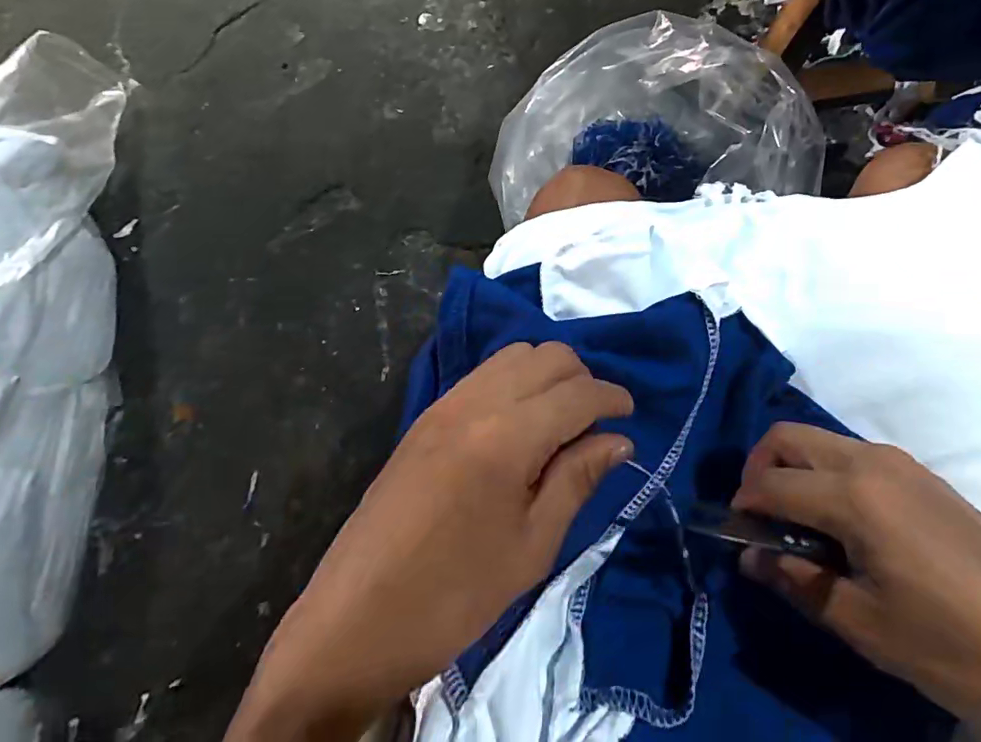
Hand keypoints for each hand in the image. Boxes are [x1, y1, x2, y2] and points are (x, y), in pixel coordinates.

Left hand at [226, 343, 634, 741]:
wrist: (350, 626)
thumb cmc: (453, 597)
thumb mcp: (531, 547)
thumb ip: (577, 480)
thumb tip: (619, 440)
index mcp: (506, 437)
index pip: (578, 392)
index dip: (613, 397)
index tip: (630, 416)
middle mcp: (475, 403)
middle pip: (548, 356)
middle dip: (583, 379)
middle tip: (595, 423)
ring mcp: (444, 405)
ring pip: (514, 355)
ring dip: (548, 375)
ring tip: (560, 421)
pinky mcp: (425, 417)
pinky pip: (484, 373)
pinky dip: (515, 381)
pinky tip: (521, 422)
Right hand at [732, 424, 980, 741]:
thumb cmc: (950, 644)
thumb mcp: (863, 623)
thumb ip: (798, 581)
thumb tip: (751, 555)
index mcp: (854, 493)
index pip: (772, 482)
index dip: (743, 506)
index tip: (736, 537)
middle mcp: (873, 460)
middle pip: (791, 437)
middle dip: (761, 469)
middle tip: (760, 524)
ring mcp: (904, 463)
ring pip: (824, 443)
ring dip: (798, 472)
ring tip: (801, 533)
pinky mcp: (925, 477)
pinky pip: (856, 458)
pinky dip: (831, 477)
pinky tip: (846, 531)